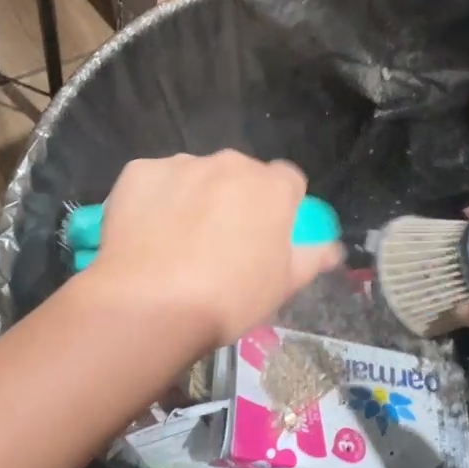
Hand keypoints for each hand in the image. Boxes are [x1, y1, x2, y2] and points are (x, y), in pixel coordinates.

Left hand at [83, 152, 342, 350]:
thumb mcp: (282, 286)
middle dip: (234, 199)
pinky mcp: (138, 171)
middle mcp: (228, 163)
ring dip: (193, 197)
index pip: (287, 181)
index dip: (279, 205)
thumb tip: (330, 247)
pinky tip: (146, 234)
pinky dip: (153, 201)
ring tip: (176, 243)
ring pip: (194, 175)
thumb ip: (311, 257)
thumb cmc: (227, 299)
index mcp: (271, 186)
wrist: (149, 304)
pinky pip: (154, 182)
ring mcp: (180, 164)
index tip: (266, 233)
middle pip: (239, 174)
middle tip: (219, 243)